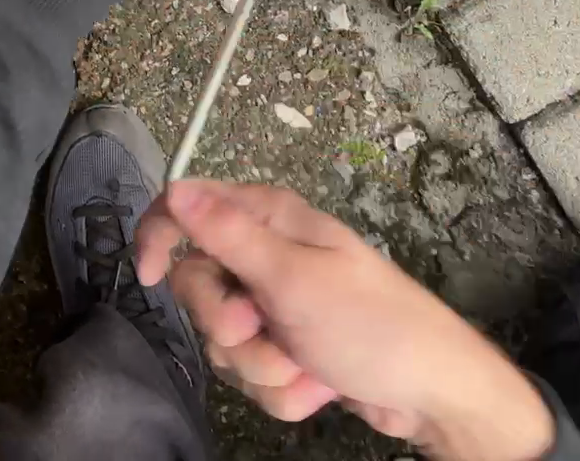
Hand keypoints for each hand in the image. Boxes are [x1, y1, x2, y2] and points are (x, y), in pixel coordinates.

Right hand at [135, 181, 554, 460]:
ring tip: (305, 365)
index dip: (158, 235)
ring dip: (260, 364)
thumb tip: (174, 187)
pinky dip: (281, 385)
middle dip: (227, 323)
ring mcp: (274, 301)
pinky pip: (251, 368)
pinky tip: (317, 383)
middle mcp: (264, 253)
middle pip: (197, 284)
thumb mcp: (292, 277)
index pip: (186, 206)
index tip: (147, 277)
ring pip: (222, 337)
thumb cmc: (368, 322)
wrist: (432, 394)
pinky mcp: (284, 343)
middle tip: (262, 328)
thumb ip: (228, 234)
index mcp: (266, 218)